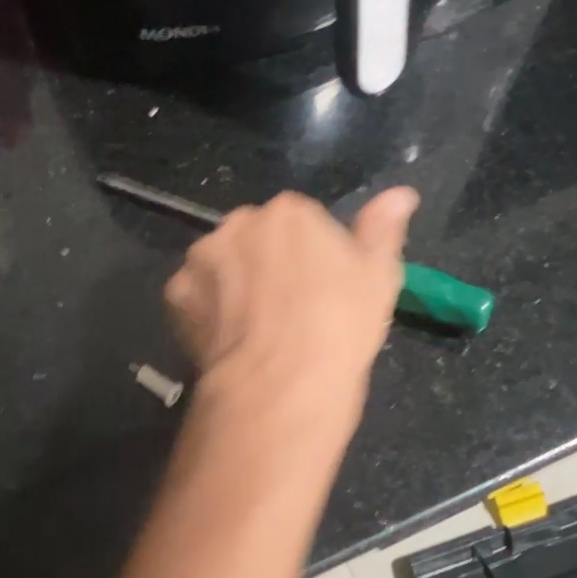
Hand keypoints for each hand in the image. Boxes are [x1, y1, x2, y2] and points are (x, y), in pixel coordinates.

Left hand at [164, 188, 418, 385]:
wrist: (280, 384)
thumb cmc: (339, 328)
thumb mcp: (378, 277)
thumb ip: (382, 228)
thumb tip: (402, 193)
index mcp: (289, 212)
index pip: (298, 223)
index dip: (309, 258)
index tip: (318, 291)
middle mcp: (238, 223)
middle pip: (254, 238)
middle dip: (265, 264)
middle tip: (285, 311)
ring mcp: (201, 256)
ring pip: (220, 264)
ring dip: (231, 284)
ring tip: (253, 329)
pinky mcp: (175, 293)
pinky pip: (193, 296)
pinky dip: (205, 312)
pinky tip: (227, 339)